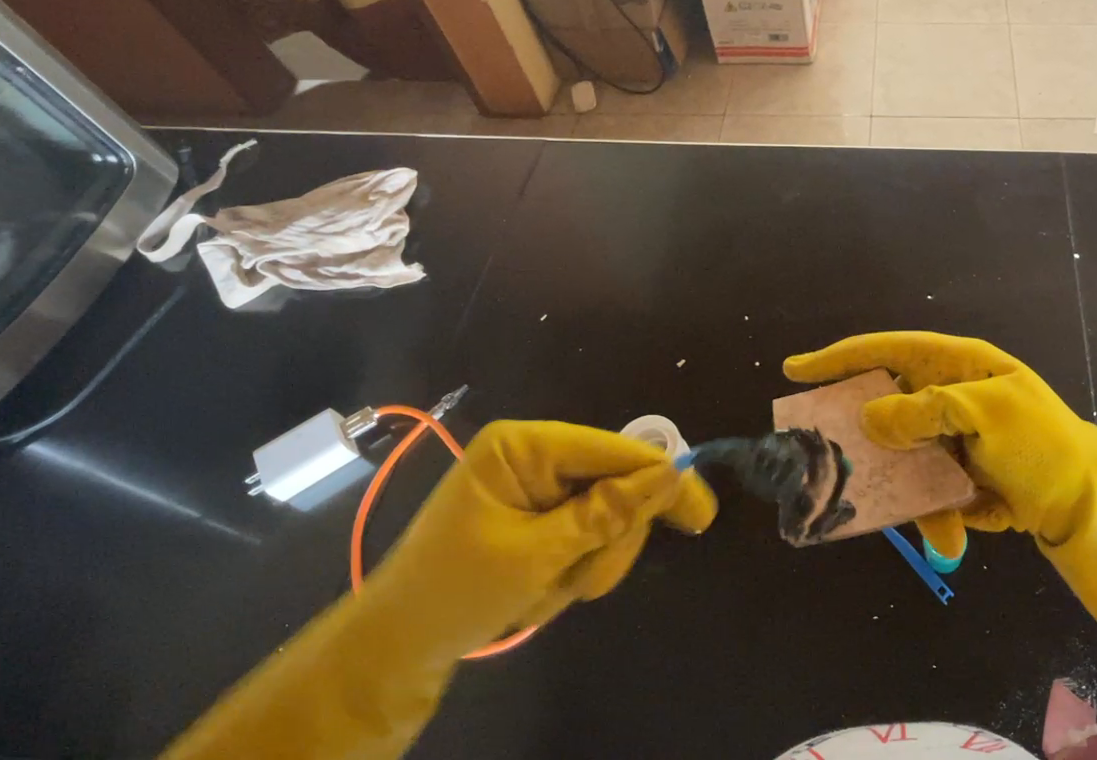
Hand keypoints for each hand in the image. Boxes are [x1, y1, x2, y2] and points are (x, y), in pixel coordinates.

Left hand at [362, 420, 716, 659]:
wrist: (394, 651)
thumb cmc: (456, 592)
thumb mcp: (537, 554)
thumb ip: (608, 512)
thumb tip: (673, 473)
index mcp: (524, 445)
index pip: (614, 451)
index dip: (661, 480)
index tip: (702, 515)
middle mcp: (535, 456)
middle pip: (616, 485)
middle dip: (606, 540)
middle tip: (584, 580)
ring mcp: (537, 487)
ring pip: (607, 516)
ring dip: (590, 561)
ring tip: (549, 591)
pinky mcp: (539, 517)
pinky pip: (587, 534)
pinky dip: (577, 568)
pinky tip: (543, 590)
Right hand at [783, 331, 1096, 558]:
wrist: (1086, 506)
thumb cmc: (1042, 446)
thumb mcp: (989, 414)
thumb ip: (927, 411)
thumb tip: (869, 418)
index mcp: (958, 367)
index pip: (890, 351)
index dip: (841, 358)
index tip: (795, 370)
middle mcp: (946, 399)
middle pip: (881, 405)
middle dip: (855, 432)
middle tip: (822, 452)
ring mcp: (947, 442)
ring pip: (895, 458)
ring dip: (893, 487)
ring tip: (910, 509)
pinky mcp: (951, 480)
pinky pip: (918, 492)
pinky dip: (928, 515)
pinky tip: (951, 536)